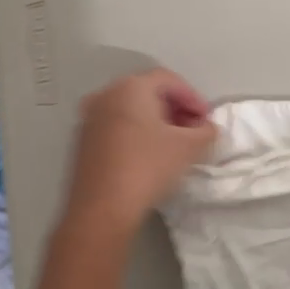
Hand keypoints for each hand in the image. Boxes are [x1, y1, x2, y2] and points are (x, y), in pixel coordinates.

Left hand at [63, 69, 217, 234]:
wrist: (101, 208)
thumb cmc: (148, 167)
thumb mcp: (189, 147)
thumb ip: (205, 131)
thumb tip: (207, 127)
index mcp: (131, 88)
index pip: (169, 80)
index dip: (193, 97)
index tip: (206, 120)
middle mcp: (106, 95)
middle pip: (148, 92)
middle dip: (175, 108)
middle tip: (192, 130)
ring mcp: (89, 118)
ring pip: (130, 109)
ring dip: (156, 121)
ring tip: (173, 143)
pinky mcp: (82, 140)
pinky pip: (116, 125)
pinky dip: (136, 132)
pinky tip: (149, 154)